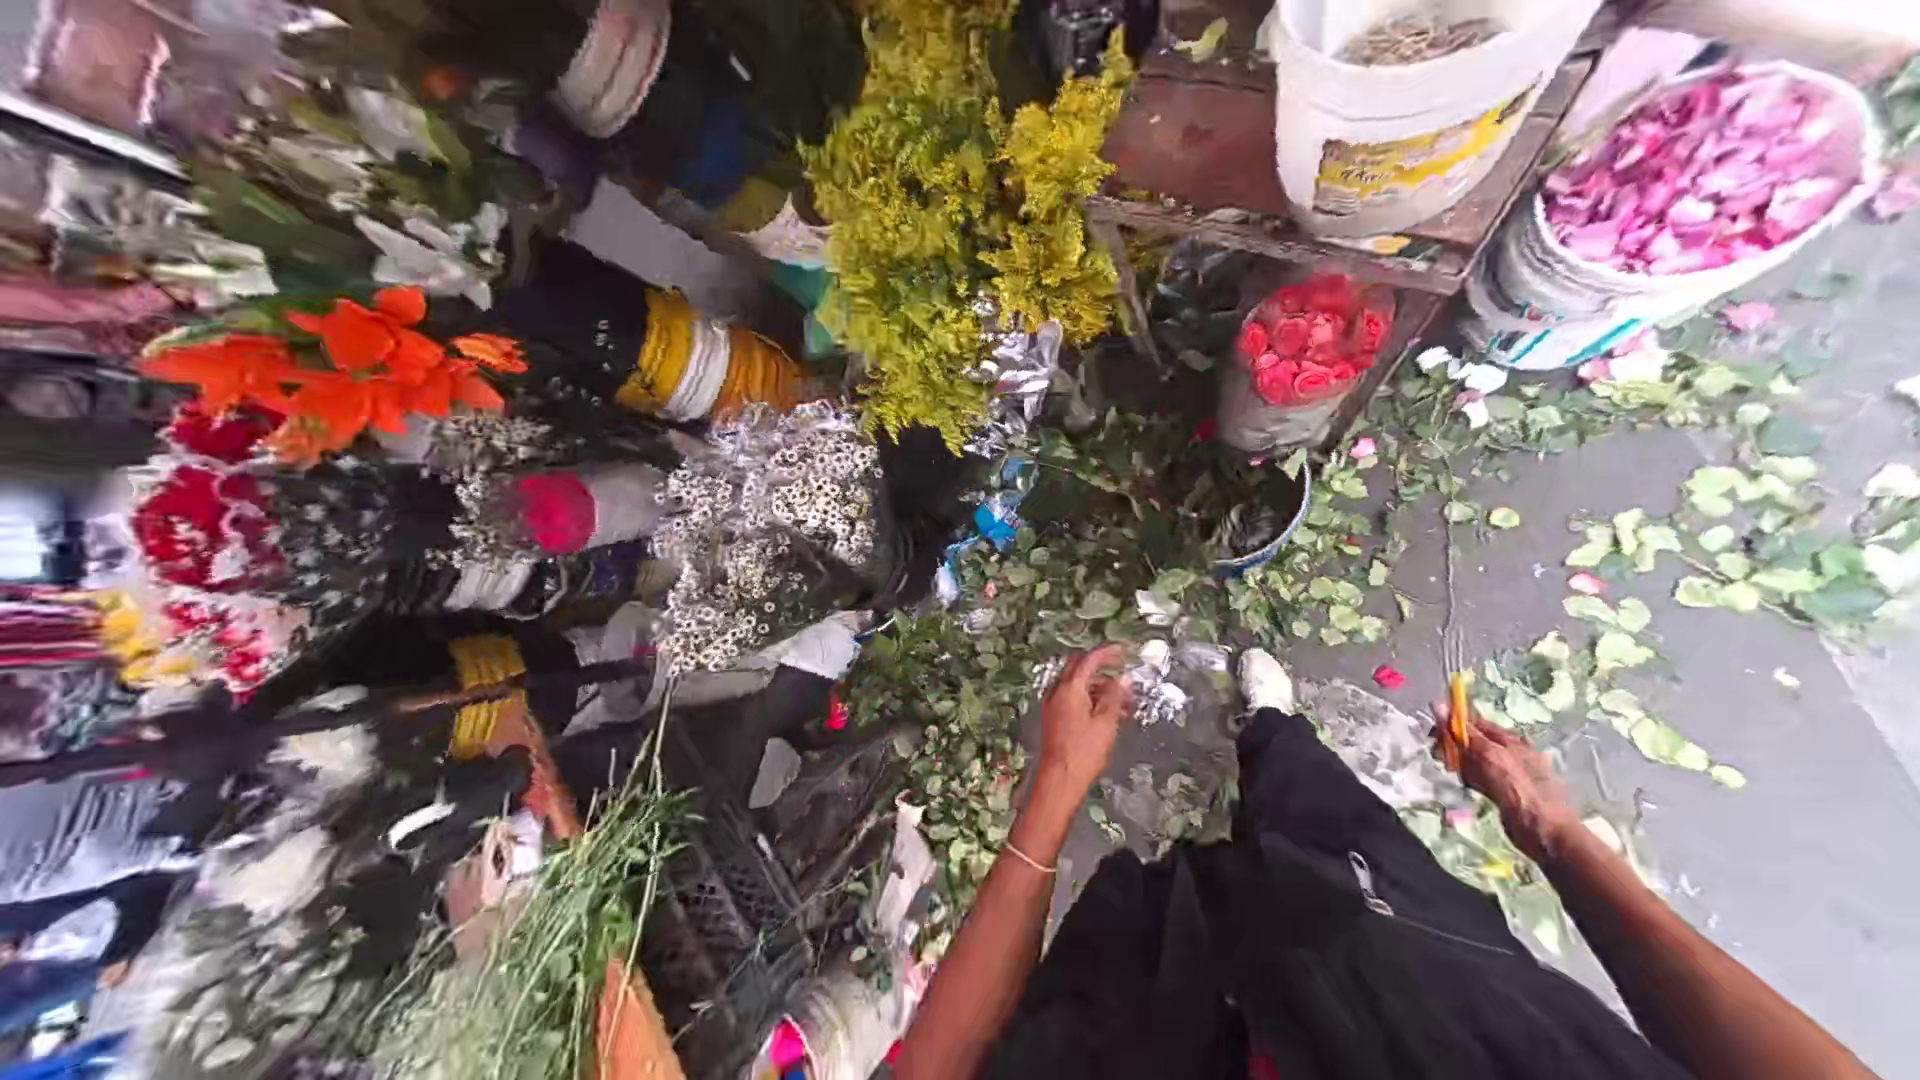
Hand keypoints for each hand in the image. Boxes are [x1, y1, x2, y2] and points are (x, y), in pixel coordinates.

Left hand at [1037, 646, 1133, 800]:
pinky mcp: (1053, 717)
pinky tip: (1106, 713)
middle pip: (1078, 668)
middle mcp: (1056, 691)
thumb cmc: (1085, 751)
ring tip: (1122, 701)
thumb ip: (1114, 697)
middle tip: (1122, 672)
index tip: (1124, 649)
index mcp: (1069, 688)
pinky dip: (1089, 699)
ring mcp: (1052, 704)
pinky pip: (1072, 698)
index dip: (1107, 652)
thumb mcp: (1106, 723)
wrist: (1060, 779)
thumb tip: (1123, 678)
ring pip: (1076, 685)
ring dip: (1097, 687)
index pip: (1088, 660)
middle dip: (1101, 667)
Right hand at [1432, 703, 1579, 862]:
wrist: (1545, 832)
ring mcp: (1506, 773)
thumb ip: (1465, 733)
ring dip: (1460, 763)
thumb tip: (1438, 706)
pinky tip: (1467, 784)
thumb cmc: (1519, 790)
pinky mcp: (1502, 791)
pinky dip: (1469, 778)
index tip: (1433, 731)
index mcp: (1511, 740)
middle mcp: (1509, 754)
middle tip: (1441, 755)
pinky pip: (1478, 777)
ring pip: (1472, 760)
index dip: (1452, 722)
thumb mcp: (1490, 756)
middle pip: (1472, 740)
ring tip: (1455, 772)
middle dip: (1454, 745)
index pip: (1475, 722)